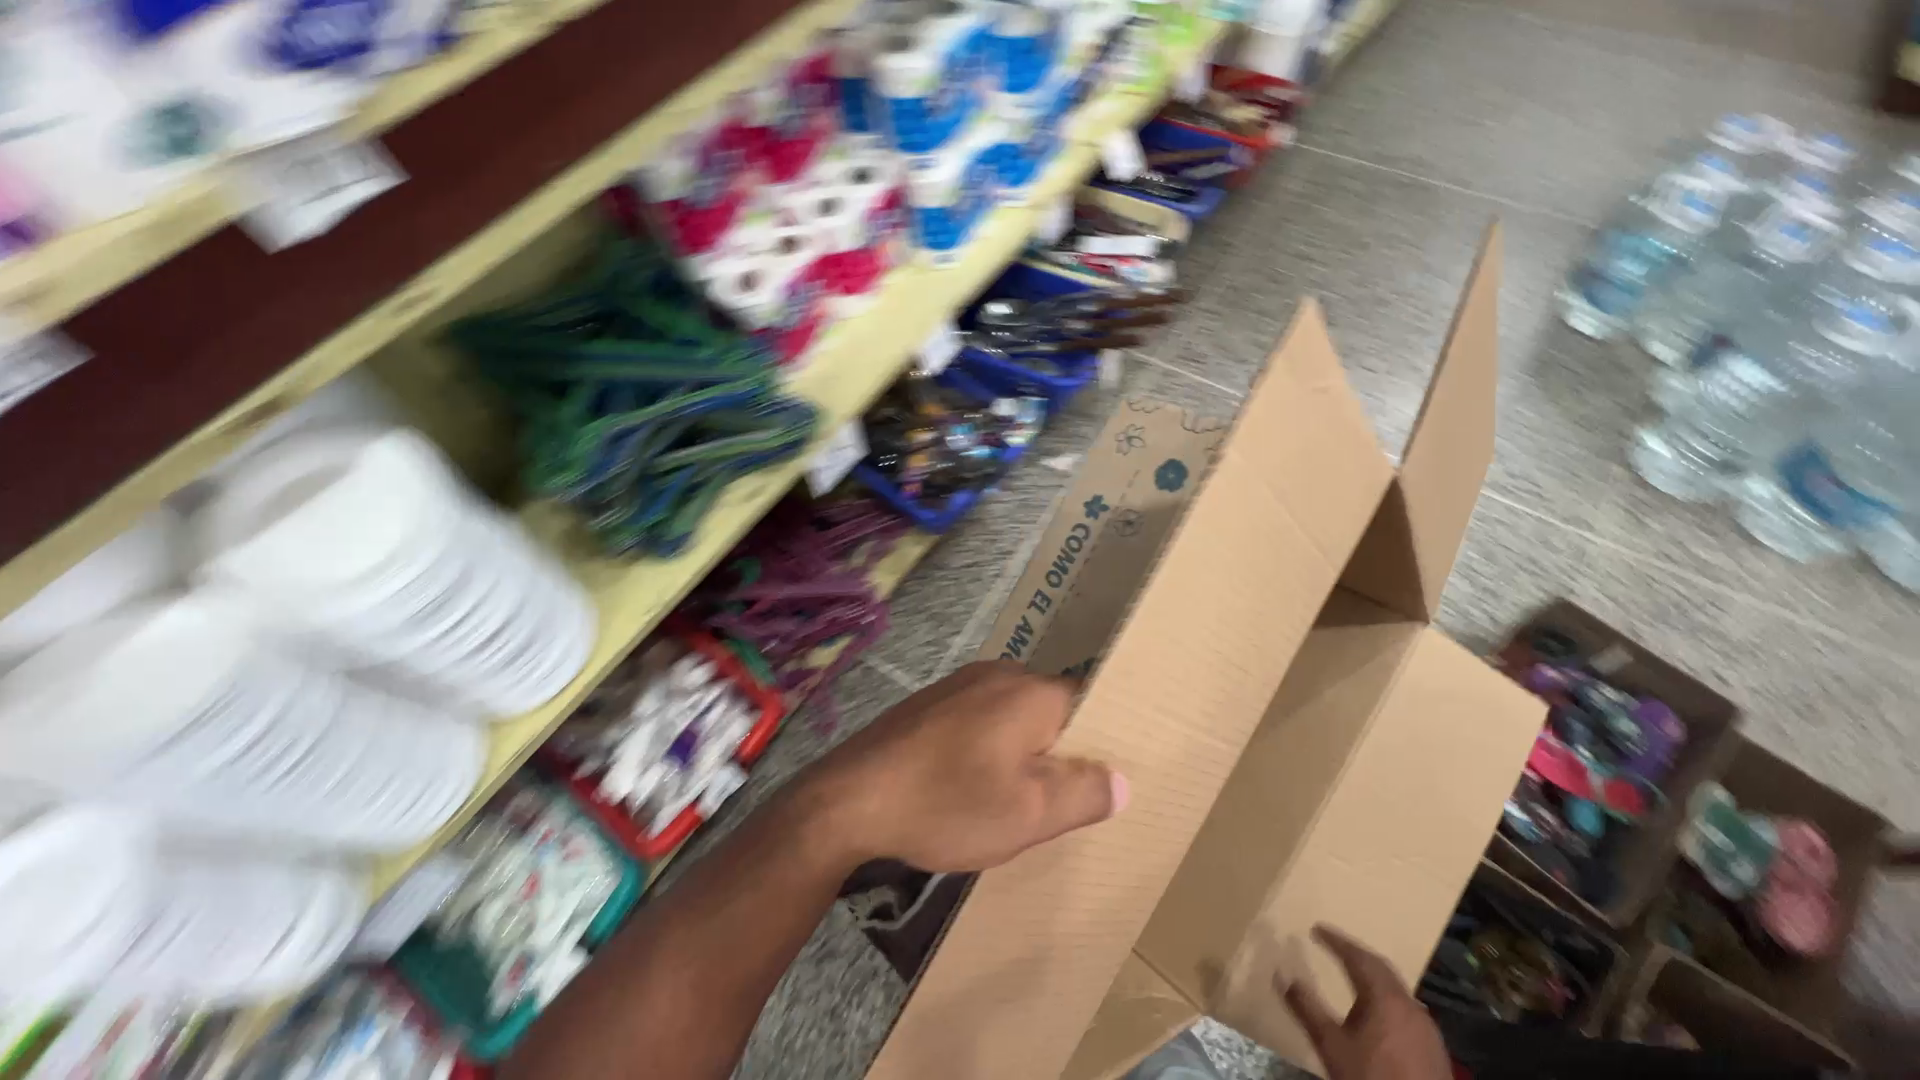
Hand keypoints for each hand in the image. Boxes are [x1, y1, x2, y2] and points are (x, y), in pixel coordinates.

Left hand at [799, 660, 1127, 871]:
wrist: (848, 800)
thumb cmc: (948, 804)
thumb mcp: (1029, 814)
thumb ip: (1084, 793)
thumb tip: (1122, 779)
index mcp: (1032, 692)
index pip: (1090, 708)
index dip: (1099, 748)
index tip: (1097, 788)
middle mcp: (998, 674)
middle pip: (1050, 714)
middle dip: (1057, 756)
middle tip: (1054, 806)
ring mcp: (957, 685)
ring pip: (1012, 720)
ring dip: (1018, 757)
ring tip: (1009, 804)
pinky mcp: (926, 705)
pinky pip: (977, 724)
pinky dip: (984, 753)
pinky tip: (966, 789)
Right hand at [1280, 925, 1451, 1079]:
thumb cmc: (1370, 1077)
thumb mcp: (1330, 1045)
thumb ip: (1305, 1008)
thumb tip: (1281, 974)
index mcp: (1385, 998)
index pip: (1359, 957)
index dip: (1336, 941)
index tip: (1316, 929)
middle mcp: (1410, 1006)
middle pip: (1381, 969)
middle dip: (1356, 953)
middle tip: (1333, 945)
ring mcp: (1426, 1028)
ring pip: (1396, 990)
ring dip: (1373, 976)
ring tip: (1352, 974)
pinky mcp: (1434, 1048)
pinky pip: (1405, 1008)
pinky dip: (1386, 998)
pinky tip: (1378, 1014)